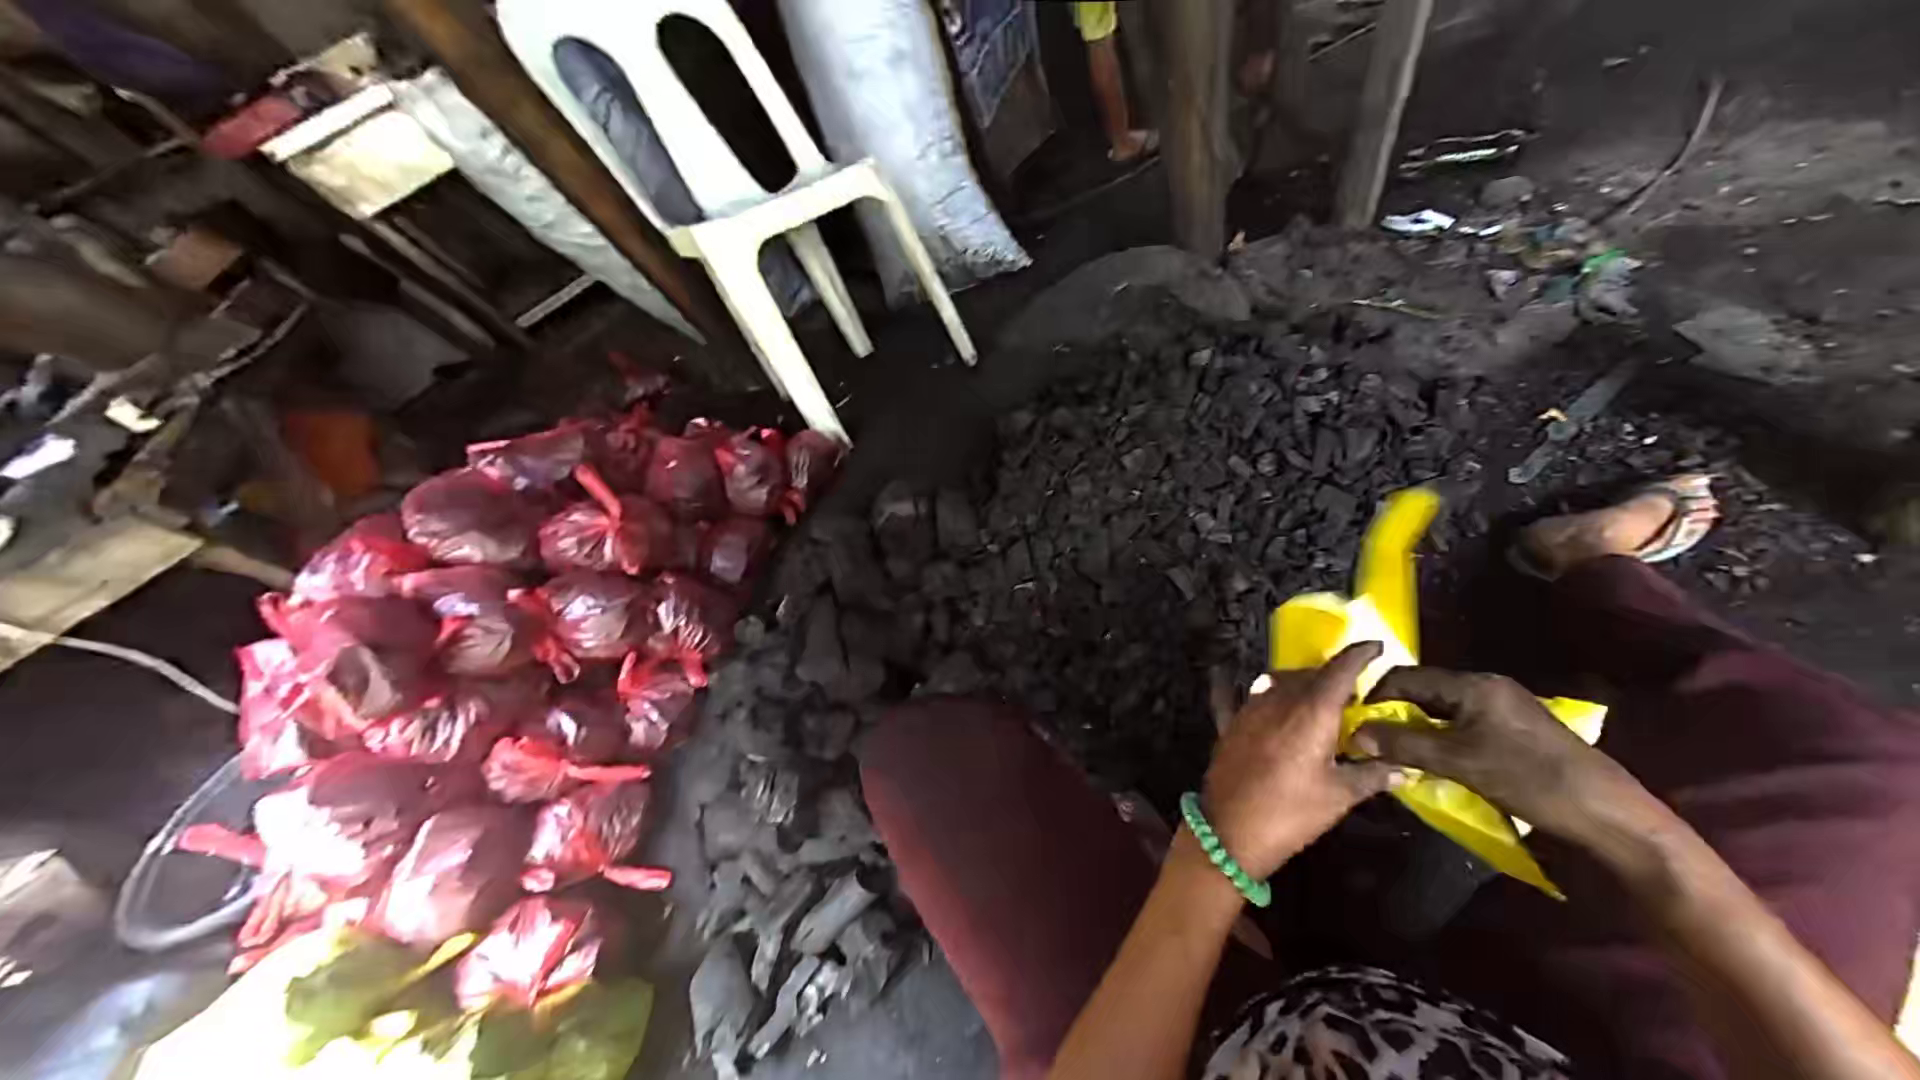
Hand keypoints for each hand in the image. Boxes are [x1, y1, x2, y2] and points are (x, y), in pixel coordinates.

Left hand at [1201, 642, 1403, 878]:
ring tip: (1315, 696)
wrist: (1231, 830)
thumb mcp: (1340, 795)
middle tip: (1353, 691)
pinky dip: (1234, 685)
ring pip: (1276, 683)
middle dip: (1331, 676)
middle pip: (1307, 675)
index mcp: (1311, 712)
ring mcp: (1248, 710)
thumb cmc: (1292, 812)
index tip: (1374, 647)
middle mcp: (1277, 701)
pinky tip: (1227, 675)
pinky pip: (1229, 696)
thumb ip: (1372, 774)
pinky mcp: (1227, 725)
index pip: (1338, 671)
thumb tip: (1405, 768)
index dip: (1358, 656)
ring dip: (1297, 682)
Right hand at [1352, 667, 1646, 841]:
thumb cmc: (1531, 779)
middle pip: (1423, 693)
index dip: (1375, 697)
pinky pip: (1460, 727)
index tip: (1354, 722)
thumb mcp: (1459, 762)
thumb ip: (1403, 744)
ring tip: (1395, 753)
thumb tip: (1355, 734)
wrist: (1611, 818)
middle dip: (1393, 714)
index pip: (1406, 677)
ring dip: (1415, 730)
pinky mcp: (1513, 733)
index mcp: (1474, 685)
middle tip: (1371, 739)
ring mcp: (1503, 711)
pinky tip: (1431, 761)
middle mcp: (1487, 689)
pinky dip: (1439, 740)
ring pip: (1441, 712)